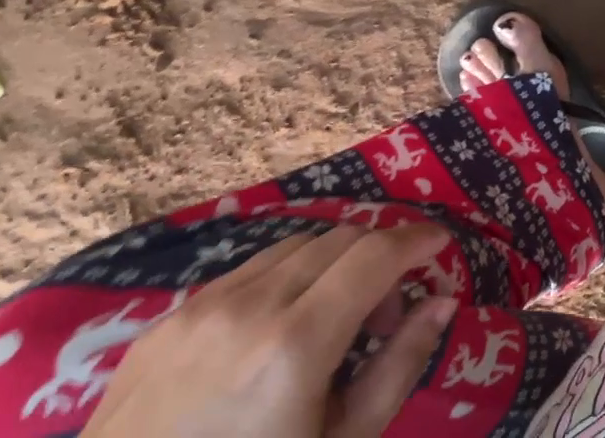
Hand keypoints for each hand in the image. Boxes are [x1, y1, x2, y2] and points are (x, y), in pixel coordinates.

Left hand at [81, 224, 456, 437]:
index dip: (417, 240)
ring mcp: (199, 310)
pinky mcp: (163, 323)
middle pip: (341, 239)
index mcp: (296, 345)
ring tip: (331, 322)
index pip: (376, 254)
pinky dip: (284, 280)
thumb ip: (399, 366)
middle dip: (380, 258)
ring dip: (332, 265)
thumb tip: (442, 301)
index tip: (440, 246)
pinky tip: (276, 334)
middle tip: (387, 315)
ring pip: (294, 247)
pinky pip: (245, 273)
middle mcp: (249, 308)